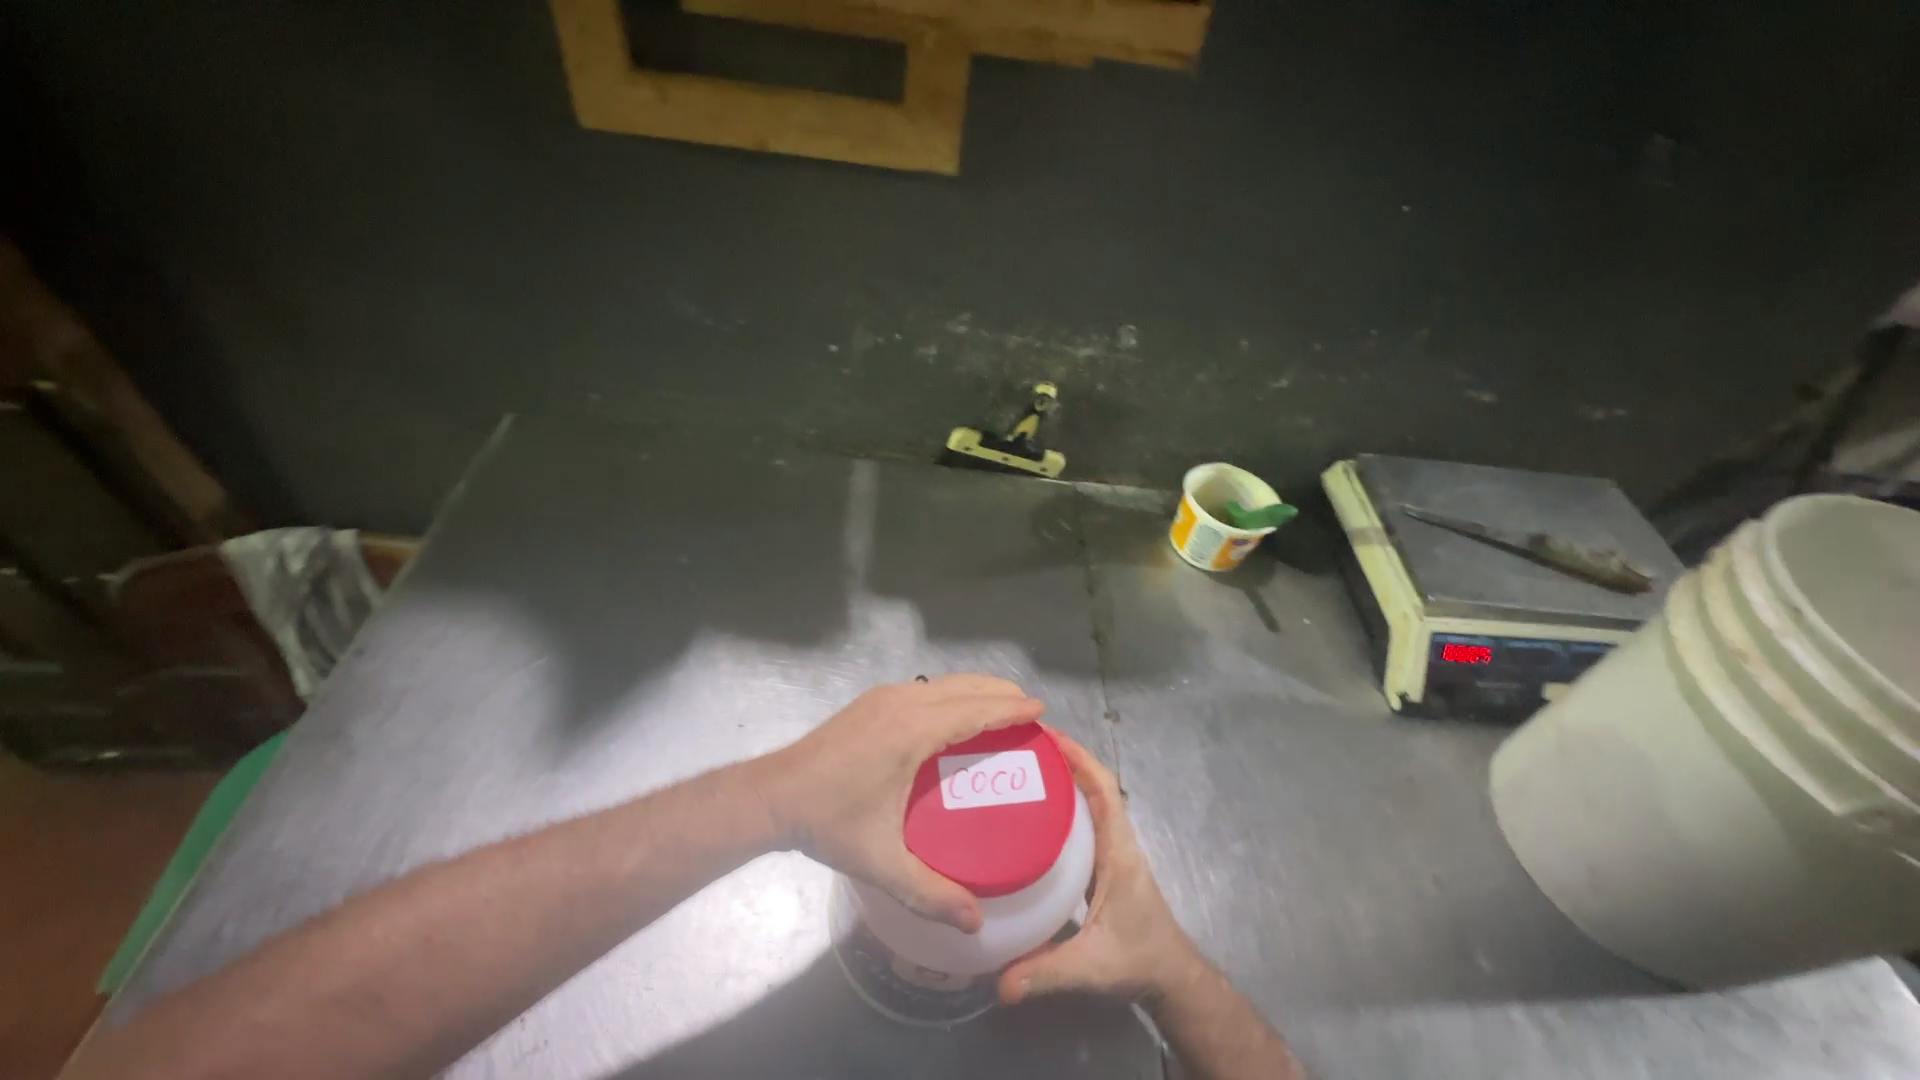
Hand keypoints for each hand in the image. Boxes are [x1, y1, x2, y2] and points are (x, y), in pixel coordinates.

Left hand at [748, 675, 1043, 932]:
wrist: (771, 796)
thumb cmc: (827, 823)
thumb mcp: (881, 862)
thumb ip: (930, 892)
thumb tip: (975, 924)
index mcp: (911, 732)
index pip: (974, 710)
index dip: (1010, 708)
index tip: (1040, 709)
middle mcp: (901, 703)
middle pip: (964, 687)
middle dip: (1000, 692)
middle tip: (1028, 710)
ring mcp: (882, 698)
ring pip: (943, 683)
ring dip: (975, 690)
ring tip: (1000, 707)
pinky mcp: (869, 701)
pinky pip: (925, 689)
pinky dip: (951, 694)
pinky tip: (954, 716)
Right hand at [999, 731, 1204, 1004]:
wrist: (1170, 978)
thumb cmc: (1139, 960)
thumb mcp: (1092, 967)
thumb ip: (1046, 973)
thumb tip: (998, 982)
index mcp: (1118, 850)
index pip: (1103, 789)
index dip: (1079, 757)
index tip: (1047, 733)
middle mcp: (1115, 842)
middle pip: (1091, 787)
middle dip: (1061, 760)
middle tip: (1018, 746)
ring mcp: (1110, 853)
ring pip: (1086, 805)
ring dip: (1059, 783)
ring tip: (1017, 772)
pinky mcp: (1101, 866)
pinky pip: (1079, 826)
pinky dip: (1057, 812)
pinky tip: (1027, 819)